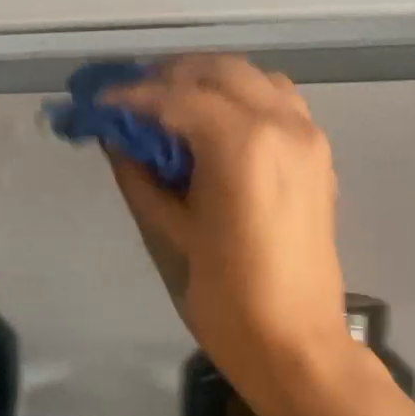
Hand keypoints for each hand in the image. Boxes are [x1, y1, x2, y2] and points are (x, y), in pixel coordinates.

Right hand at [103, 55, 351, 386]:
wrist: (294, 344)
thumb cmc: (227, 301)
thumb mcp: (174, 236)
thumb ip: (142, 178)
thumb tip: (117, 141)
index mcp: (243, 145)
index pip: (176, 97)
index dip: (131, 97)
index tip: (96, 103)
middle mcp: (282, 124)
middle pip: (218, 71)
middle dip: (168, 78)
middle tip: (128, 101)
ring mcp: (308, 136)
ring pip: (252, 79)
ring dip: (207, 82)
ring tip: (168, 108)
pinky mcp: (318, 156)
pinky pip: (278, 103)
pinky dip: (241, 100)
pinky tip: (214, 128)